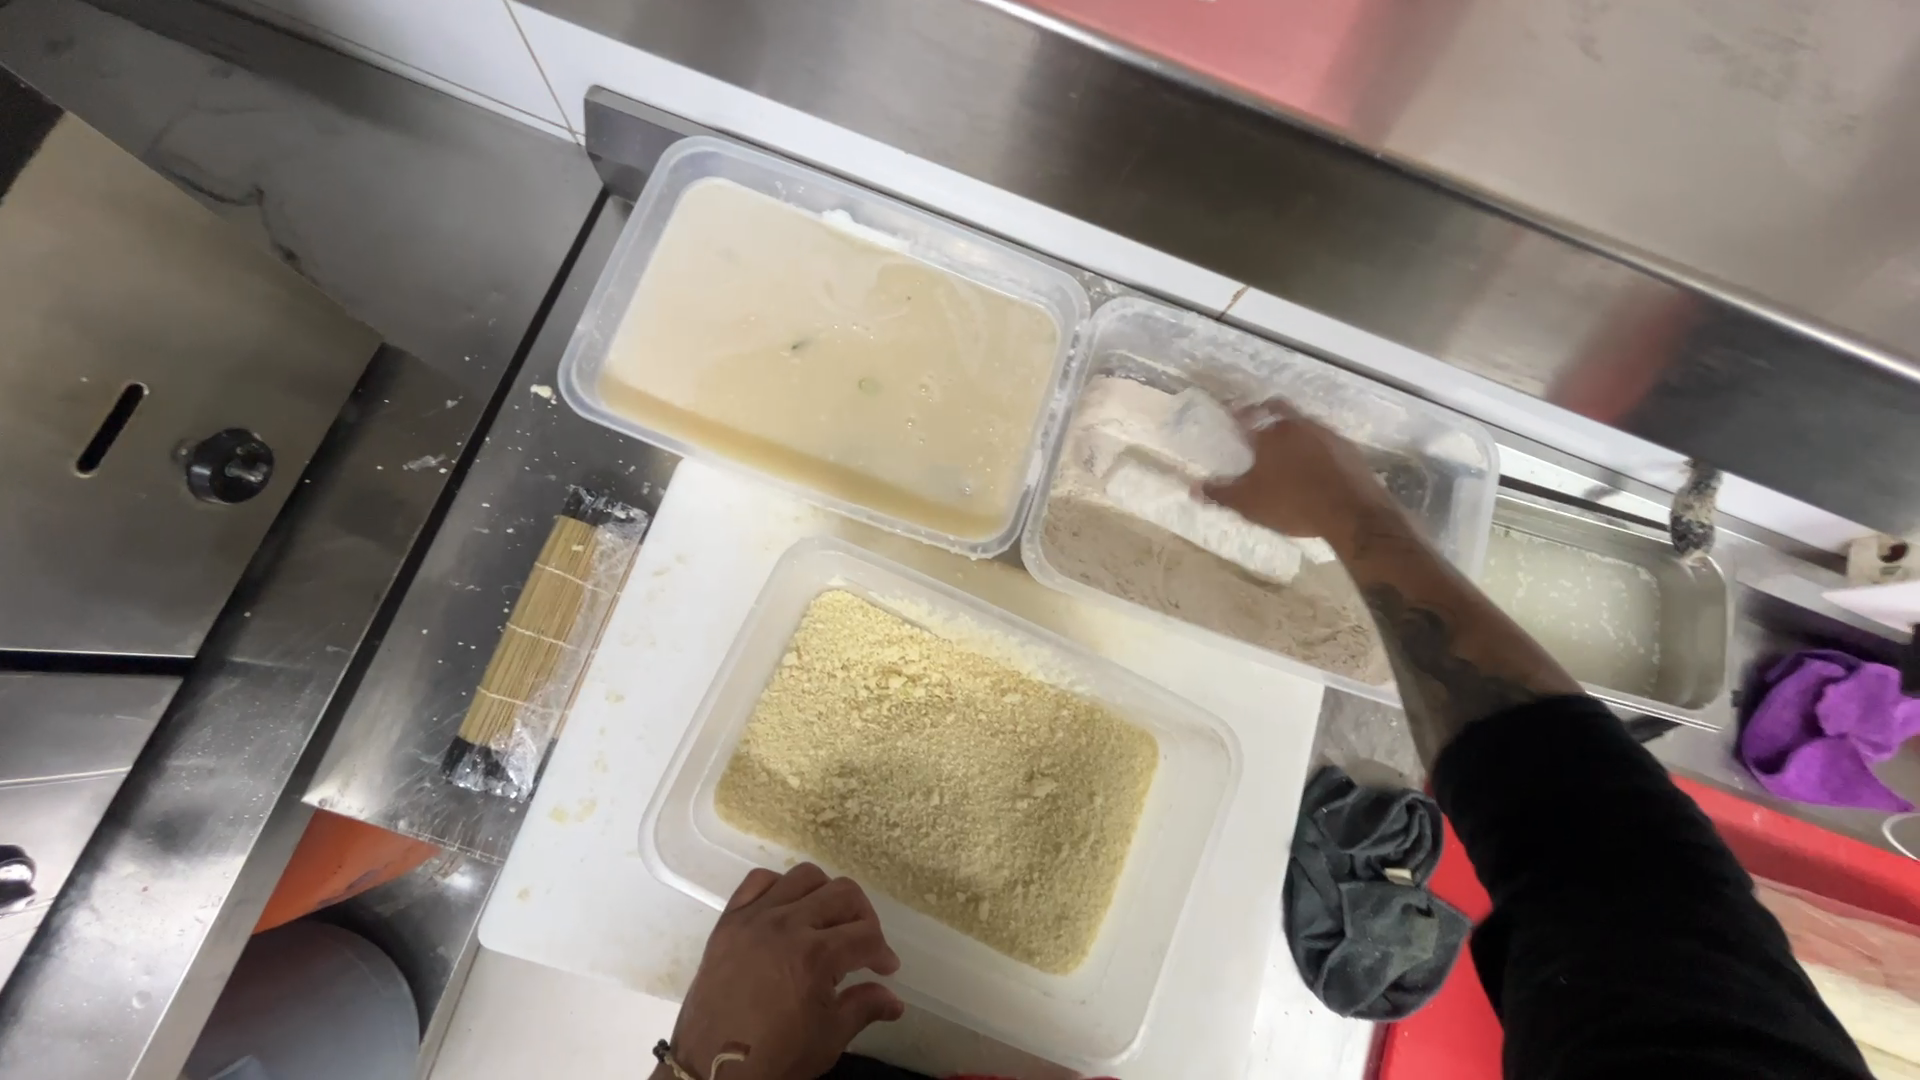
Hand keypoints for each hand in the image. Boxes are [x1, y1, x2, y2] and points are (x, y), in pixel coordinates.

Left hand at [665, 864, 903, 1079]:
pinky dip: (779, 887)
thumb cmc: (773, 1059)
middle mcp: (788, 925)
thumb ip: (864, 1008)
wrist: (708, 1073)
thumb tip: (895, 1000)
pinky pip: (759, 880)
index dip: (882, 952)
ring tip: (826, 921)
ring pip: (805, 876)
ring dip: (825, 894)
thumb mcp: (827, 1040)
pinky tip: (787, 910)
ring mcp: (755, 918)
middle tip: (863, 943)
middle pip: (843, 893)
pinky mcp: (729, 919)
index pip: (866, 935)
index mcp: (815, 956)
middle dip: (863, 917)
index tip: (885, 967)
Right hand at [1203, 400, 1399, 545]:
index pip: (1245, 414)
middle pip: (1277, 409)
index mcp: (1270, 433)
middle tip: (1255, 427)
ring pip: (1303, 423)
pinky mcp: (1348, 449)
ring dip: (1291, 431)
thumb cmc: (1292, 503)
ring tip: (1282, 450)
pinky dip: (1312, 447)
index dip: (1235, 413)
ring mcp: (1327, 434)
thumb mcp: (1248, 503)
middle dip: (1264, 414)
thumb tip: (1193, 488)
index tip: (1229, 415)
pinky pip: (1323, 441)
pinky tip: (1310, 466)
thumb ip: (1220, 493)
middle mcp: (1299, 425)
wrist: (1352, 513)